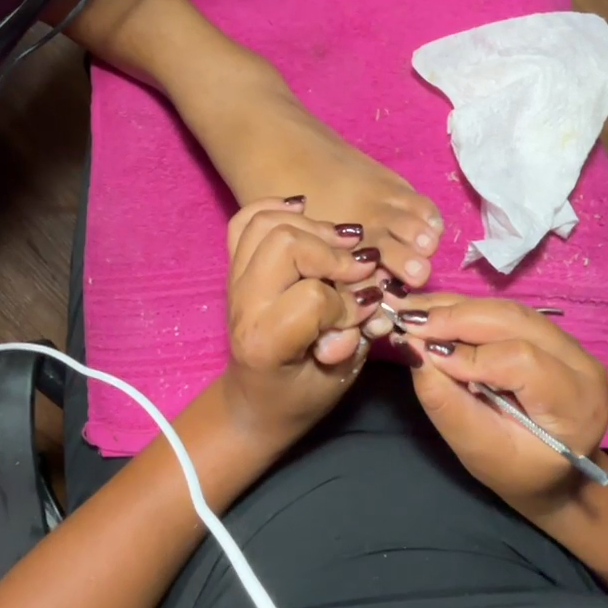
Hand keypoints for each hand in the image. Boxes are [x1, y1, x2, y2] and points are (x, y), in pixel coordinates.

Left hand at [219, 198, 388, 443]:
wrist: (254, 400)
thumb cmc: (300, 396)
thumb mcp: (337, 378)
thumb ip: (357, 333)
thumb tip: (373, 295)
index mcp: (264, 340)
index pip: (312, 297)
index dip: (346, 304)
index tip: (363, 314)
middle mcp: (243, 302)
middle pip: (286, 243)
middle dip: (331, 254)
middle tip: (360, 269)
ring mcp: (234, 279)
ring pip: (268, 223)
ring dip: (313, 226)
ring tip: (343, 242)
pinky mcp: (235, 264)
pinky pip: (246, 219)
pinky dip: (276, 207)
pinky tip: (305, 210)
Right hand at [396, 294, 607, 511]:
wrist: (551, 472)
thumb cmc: (517, 470)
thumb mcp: (478, 450)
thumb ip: (446, 402)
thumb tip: (411, 348)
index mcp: (575, 403)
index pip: (522, 360)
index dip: (470, 354)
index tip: (422, 352)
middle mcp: (579, 362)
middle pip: (513, 320)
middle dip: (454, 316)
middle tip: (405, 318)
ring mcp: (565, 342)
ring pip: (504, 309)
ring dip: (452, 306)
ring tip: (408, 309)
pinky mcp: (545, 332)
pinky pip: (500, 310)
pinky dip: (461, 308)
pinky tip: (429, 310)